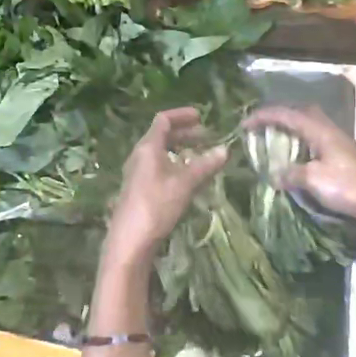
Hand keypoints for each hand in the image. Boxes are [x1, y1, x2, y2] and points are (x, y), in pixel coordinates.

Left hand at [103, 107, 227, 265]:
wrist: (130, 240)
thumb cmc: (156, 205)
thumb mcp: (184, 184)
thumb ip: (205, 165)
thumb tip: (225, 149)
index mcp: (147, 147)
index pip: (163, 120)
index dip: (182, 116)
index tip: (201, 116)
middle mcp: (140, 156)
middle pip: (162, 136)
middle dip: (185, 134)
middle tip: (207, 137)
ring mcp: (138, 173)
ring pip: (161, 153)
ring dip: (181, 151)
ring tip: (202, 157)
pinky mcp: (139, 189)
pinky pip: (159, 168)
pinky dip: (175, 166)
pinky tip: (189, 179)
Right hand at [244, 106, 355, 231]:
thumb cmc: (349, 187)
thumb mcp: (313, 180)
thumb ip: (290, 173)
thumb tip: (274, 175)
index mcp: (319, 130)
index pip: (286, 114)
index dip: (263, 116)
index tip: (244, 124)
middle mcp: (328, 130)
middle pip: (300, 113)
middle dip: (278, 117)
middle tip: (260, 127)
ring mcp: (337, 143)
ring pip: (308, 128)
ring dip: (289, 131)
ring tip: (273, 142)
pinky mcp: (342, 157)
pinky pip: (314, 141)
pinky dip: (299, 145)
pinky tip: (294, 159)